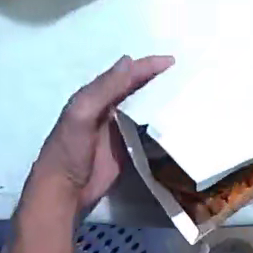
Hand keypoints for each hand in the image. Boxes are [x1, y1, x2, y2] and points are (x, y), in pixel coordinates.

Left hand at [30, 55, 174, 209]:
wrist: (65, 191)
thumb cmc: (69, 150)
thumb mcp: (82, 114)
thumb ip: (104, 89)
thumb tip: (130, 60)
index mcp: (95, 96)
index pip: (126, 74)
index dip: (147, 66)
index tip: (173, 62)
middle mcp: (108, 108)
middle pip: (137, 88)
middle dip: (158, 80)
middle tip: (186, 75)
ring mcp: (119, 129)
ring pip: (144, 108)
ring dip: (162, 101)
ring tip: (188, 94)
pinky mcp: (127, 149)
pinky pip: (147, 132)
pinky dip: (160, 125)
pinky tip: (177, 122)